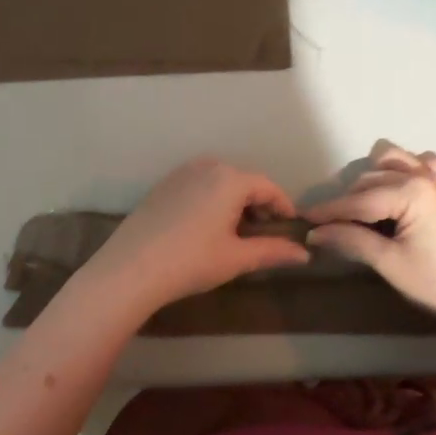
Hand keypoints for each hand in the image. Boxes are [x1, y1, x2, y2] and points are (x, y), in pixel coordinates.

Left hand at [81, 157, 310, 315]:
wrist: (131, 268)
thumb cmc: (191, 262)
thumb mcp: (236, 258)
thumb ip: (273, 251)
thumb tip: (304, 254)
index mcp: (230, 179)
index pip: (268, 187)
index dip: (283, 206)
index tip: (289, 228)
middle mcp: (207, 166)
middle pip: (244, 180)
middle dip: (258, 203)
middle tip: (264, 233)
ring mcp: (181, 173)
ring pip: (220, 181)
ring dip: (234, 201)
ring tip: (236, 231)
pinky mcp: (163, 185)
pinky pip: (198, 185)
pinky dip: (211, 199)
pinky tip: (206, 227)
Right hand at [304, 141, 435, 329]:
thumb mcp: (388, 263)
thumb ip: (351, 239)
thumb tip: (314, 232)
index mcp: (409, 192)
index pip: (356, 200)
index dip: (328, 212)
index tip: (302, 220)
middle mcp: (422, 176)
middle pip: (370, 180)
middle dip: (346, 201)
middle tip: (328, 227)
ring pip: (393, 162)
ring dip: (372, 178)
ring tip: (360, 209)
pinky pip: (423, 164)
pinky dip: (406, 168)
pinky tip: (397, 190)